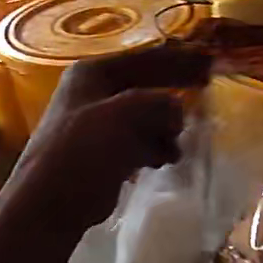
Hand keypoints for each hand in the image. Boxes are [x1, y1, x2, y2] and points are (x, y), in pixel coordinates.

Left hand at [0, 46, 211, 231]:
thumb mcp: (123, 116)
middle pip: (146, 84)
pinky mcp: (104, 152)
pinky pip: (141, 141)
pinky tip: (167, 159)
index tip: (212, 60)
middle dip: (177, 89)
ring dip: (168, 126)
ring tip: (180, 139)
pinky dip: (157, 147)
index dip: (180, 59)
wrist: (50, 204)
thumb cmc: (81, 152)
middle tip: (211, 86)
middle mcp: (94, 93)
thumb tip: (178, 111)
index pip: (144, 59)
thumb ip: (158, 104)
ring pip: (146, 116)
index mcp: (91, 74)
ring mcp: (98, 123)